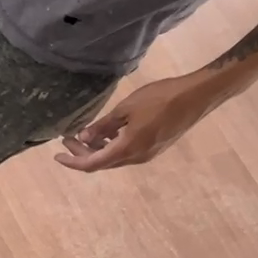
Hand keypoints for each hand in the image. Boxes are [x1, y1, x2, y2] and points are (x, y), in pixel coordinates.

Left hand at [54, 70, 235, 171]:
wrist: (201, 94)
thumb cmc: (162, 98)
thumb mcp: (125, 110)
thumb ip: (102, 126)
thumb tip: (82, 138)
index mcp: (127, 149)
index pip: (91, 164)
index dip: (72, 162)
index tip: (56, 156)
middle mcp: (137, 156)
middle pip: (101, 162)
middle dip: (81, 153)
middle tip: (67, 138)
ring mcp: (149, 153)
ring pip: (114, 158)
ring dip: (96, 149)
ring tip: (82, 134)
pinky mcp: (157, 146)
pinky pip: (127, 152)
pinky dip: (111, 146)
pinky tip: (106, 132)